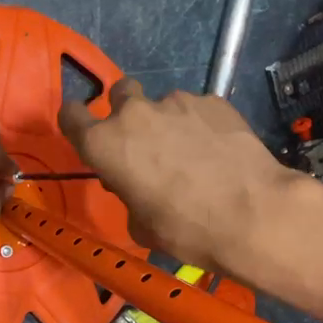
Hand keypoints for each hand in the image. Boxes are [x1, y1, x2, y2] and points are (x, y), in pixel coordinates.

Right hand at [58, 79, 307, 276]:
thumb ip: (129, 195)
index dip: (76, 123)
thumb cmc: (185, 229)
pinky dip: (200, 126)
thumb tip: (138, 185)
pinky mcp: (214, 101)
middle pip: (119, 93)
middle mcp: (135, 114)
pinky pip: (197, 111)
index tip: (86, 135)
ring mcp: (177, 102)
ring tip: (191, 155)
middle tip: (143, 143)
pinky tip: (218, 153)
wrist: (252, 213)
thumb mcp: (141, 225)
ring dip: (168, 124)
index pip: (71, 116)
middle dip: (126, 112)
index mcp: (105, 145)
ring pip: (163, 105)